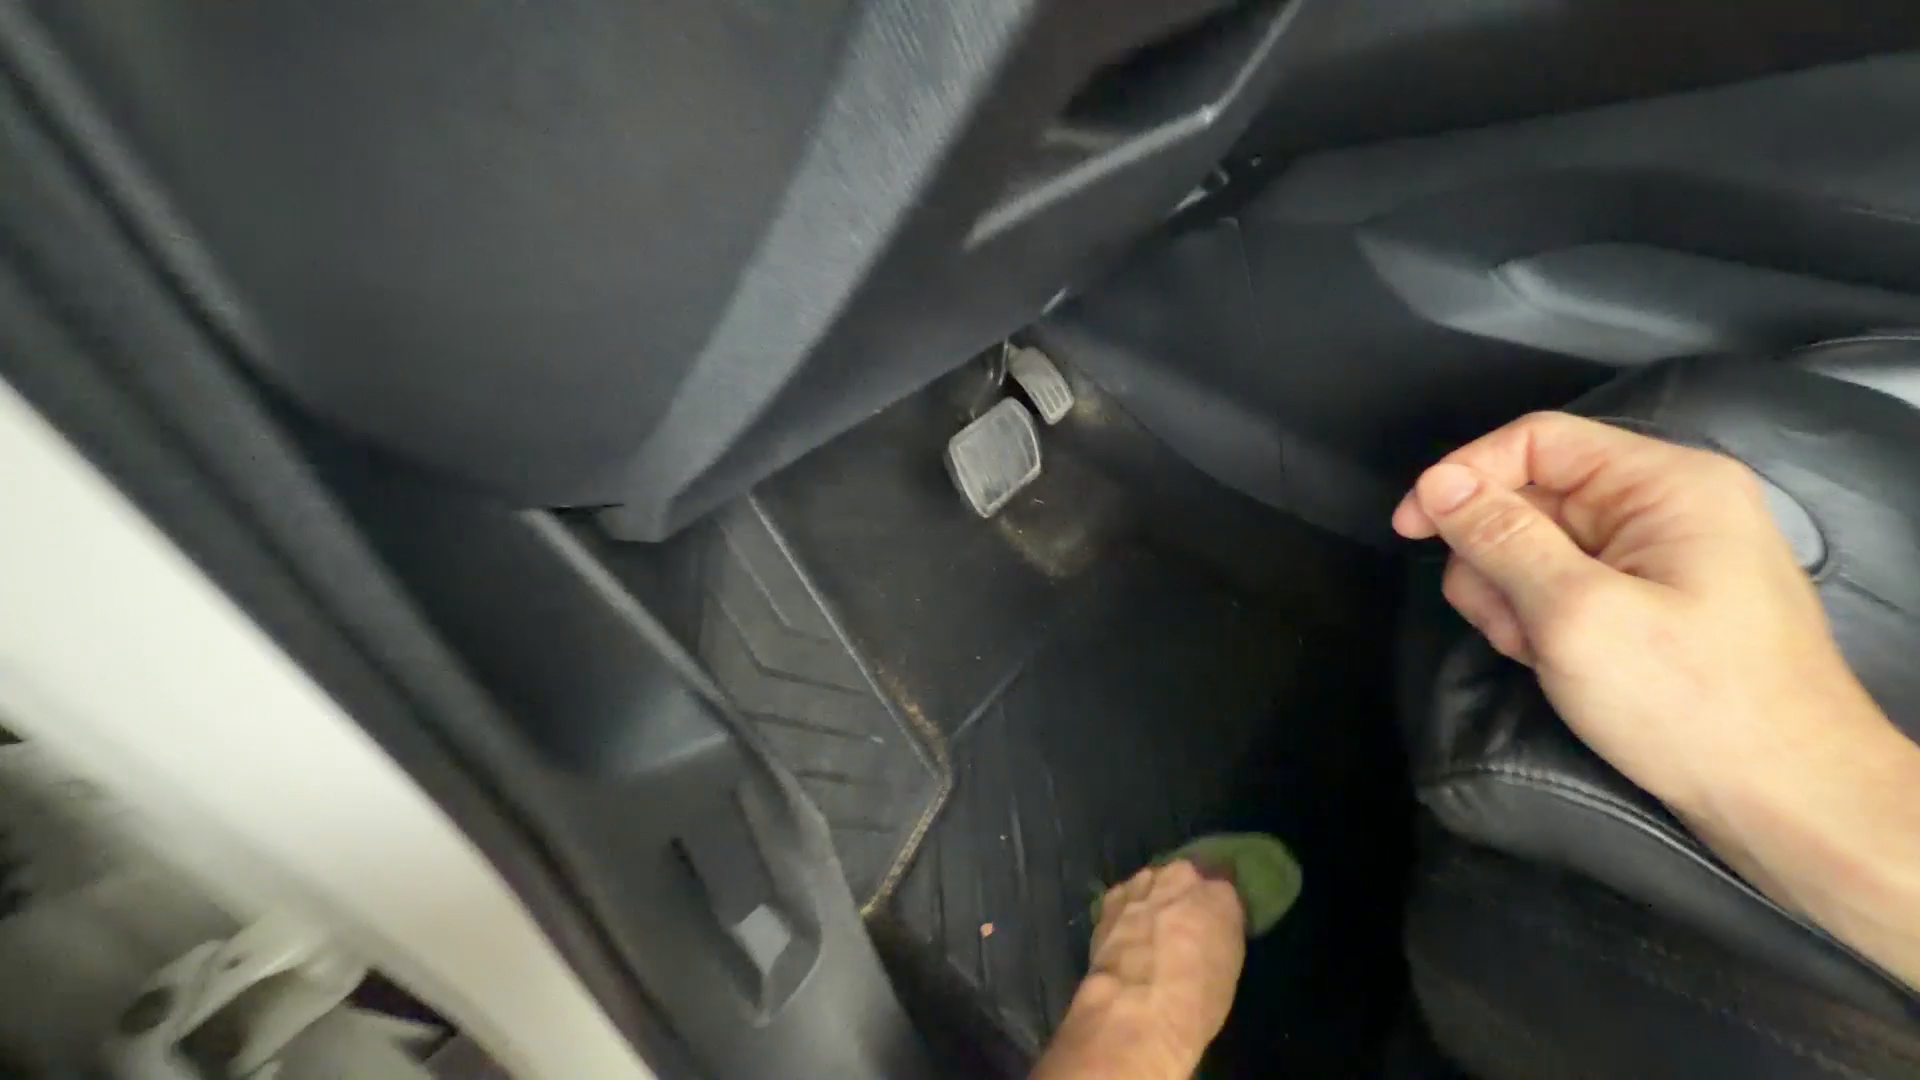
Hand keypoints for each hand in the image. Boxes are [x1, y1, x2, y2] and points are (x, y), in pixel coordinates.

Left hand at [1031, 861, 1244, 1079]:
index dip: (1217, 904)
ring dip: (1153, 898)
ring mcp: (1143, 883)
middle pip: (1185, 876)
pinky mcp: (1111, 897)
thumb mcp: (1227, 969)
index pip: (1224, 886)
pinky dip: (1127, 908)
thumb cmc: (1197, 999)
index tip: (1215, 919)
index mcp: (1219, 895)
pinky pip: (1126, 895)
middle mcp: (1181, 878)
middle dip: (1183, 893)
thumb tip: (1206, 931)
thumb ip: (1218, 934)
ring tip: (1151, 926)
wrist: (1136, 1004)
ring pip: (1152, 882)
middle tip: (1183, 922)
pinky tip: (1126, 929)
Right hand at [1393, 411, 1919, 988]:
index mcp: (1663, 486)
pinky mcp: (1634, 594)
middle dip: (1490, 556)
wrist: (1781, 801)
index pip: (1534, 441)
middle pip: (1523, 495)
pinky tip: (1546, 654)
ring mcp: (1646, 553)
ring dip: (1504, 594)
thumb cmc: (1689, 702)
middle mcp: (1657, 506)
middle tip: (1503, 617)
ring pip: (1523, 543)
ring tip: (1534, 646)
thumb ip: (1498, 537)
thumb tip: (1437, 484)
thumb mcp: (1573, 612)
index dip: (1462, 475)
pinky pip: (1546, 581)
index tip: (1410, 527)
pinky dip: (1527, 616)